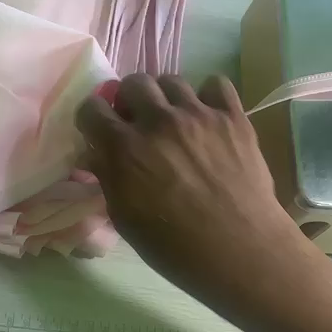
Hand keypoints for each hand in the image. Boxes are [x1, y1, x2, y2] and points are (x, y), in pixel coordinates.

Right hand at [76, 74, 324, 313]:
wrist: (239, 250)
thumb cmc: (174, 247)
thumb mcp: (125, 218)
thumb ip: (107, 176)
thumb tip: (98, 152)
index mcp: (124, 148)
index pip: (92, 108)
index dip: (93, 118)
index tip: (100, 129)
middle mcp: (158, 122)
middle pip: (134, 83)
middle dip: (130, 100)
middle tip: (139, 121)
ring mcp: (198, 115)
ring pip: (172, 80)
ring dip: (166, 97)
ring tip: (173, 118)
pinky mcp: (232, 117)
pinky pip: (216, 84)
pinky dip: (209, 96)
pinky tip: (209, 116)